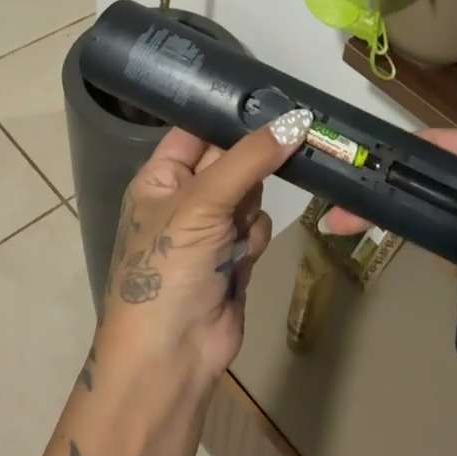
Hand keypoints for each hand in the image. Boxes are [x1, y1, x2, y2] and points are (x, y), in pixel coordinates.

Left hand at [97, 124, 300, 386]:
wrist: (172, 356)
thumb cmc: (168, 269)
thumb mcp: (202, 202)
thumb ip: (250, 158)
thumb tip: (297, 120)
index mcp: (159, 178)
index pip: (197, 130)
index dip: (230, 115)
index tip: (274, 99)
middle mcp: (184, 197)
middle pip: (232, 159)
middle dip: (253, 165)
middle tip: (288, 148)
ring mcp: (210, 228)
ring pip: (252, 193)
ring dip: (251, 211)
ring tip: (235, 232)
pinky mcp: (233, 255)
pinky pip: (258, 226)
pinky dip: (254, 239)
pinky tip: (240, 259)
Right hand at [324, 82, 456, 335]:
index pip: (444, 148)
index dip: (406, 150)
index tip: (364, 154)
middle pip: (427, 184)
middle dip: (384, 188)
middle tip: (337, 202)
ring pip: (429, 217)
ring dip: (392, 218)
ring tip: (346, 224)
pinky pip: (447, 253)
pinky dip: (429, 251)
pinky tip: (400, 247)